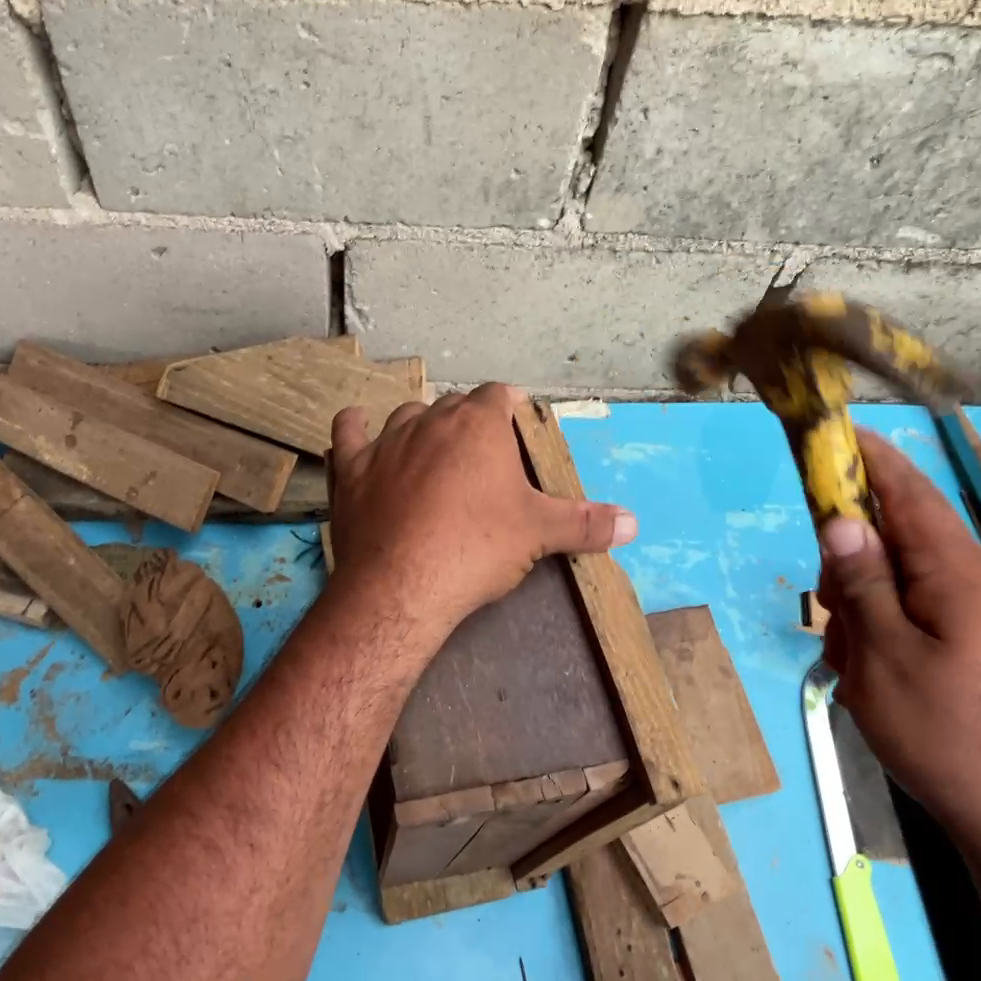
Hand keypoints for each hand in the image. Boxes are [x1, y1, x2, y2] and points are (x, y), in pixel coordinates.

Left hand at [327, 385, 636, 641]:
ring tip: (430, 451)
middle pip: (452, 406)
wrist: (401, 584)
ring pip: (405, 417)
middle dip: (468, 423)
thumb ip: (585, 523)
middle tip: (481, 455)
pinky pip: (347, 434)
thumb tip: (633, 523)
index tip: (517, 423)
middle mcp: (429, 421)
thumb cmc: (476, 548)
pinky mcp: (351, 470)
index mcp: (477, 424)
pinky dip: (353, 430)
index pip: (497, 395)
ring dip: (419, 428)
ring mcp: (385, 443)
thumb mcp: (539, 534)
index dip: (509, 407)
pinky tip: (355, 429)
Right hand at [817, 431, 980, 865]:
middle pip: (906, 544)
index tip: (839, 431)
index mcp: (962, 578)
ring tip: (854, 665)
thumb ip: (861, 583)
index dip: (873, 460)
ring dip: (870, 609)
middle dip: (855, 563)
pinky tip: (879, 680)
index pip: (912, 497)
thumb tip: (843, 519)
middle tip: (830, 612)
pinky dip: (894, 633)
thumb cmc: (946, 734)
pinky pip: (931, 620)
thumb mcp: (882, 656)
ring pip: (912, 587)